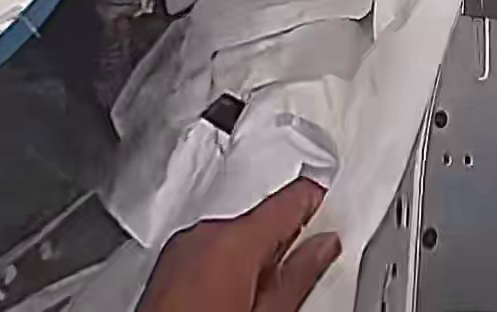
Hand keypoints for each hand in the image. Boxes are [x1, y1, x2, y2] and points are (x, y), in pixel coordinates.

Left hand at [140, 178, 341, 311]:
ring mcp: (179, 252)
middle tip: (291, 282)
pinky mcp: (162, 273)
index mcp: (236, 237)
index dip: (320, 203)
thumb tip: (325, 243)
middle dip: (282, 243)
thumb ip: (301, 275)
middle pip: (264, 219)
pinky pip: (208, 254)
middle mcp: (205, 233)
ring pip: (236, 238)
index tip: (333, 215)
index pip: (296, 195)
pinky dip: (223, 270)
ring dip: (251, 259)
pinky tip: (226, 302)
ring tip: (253, 302)